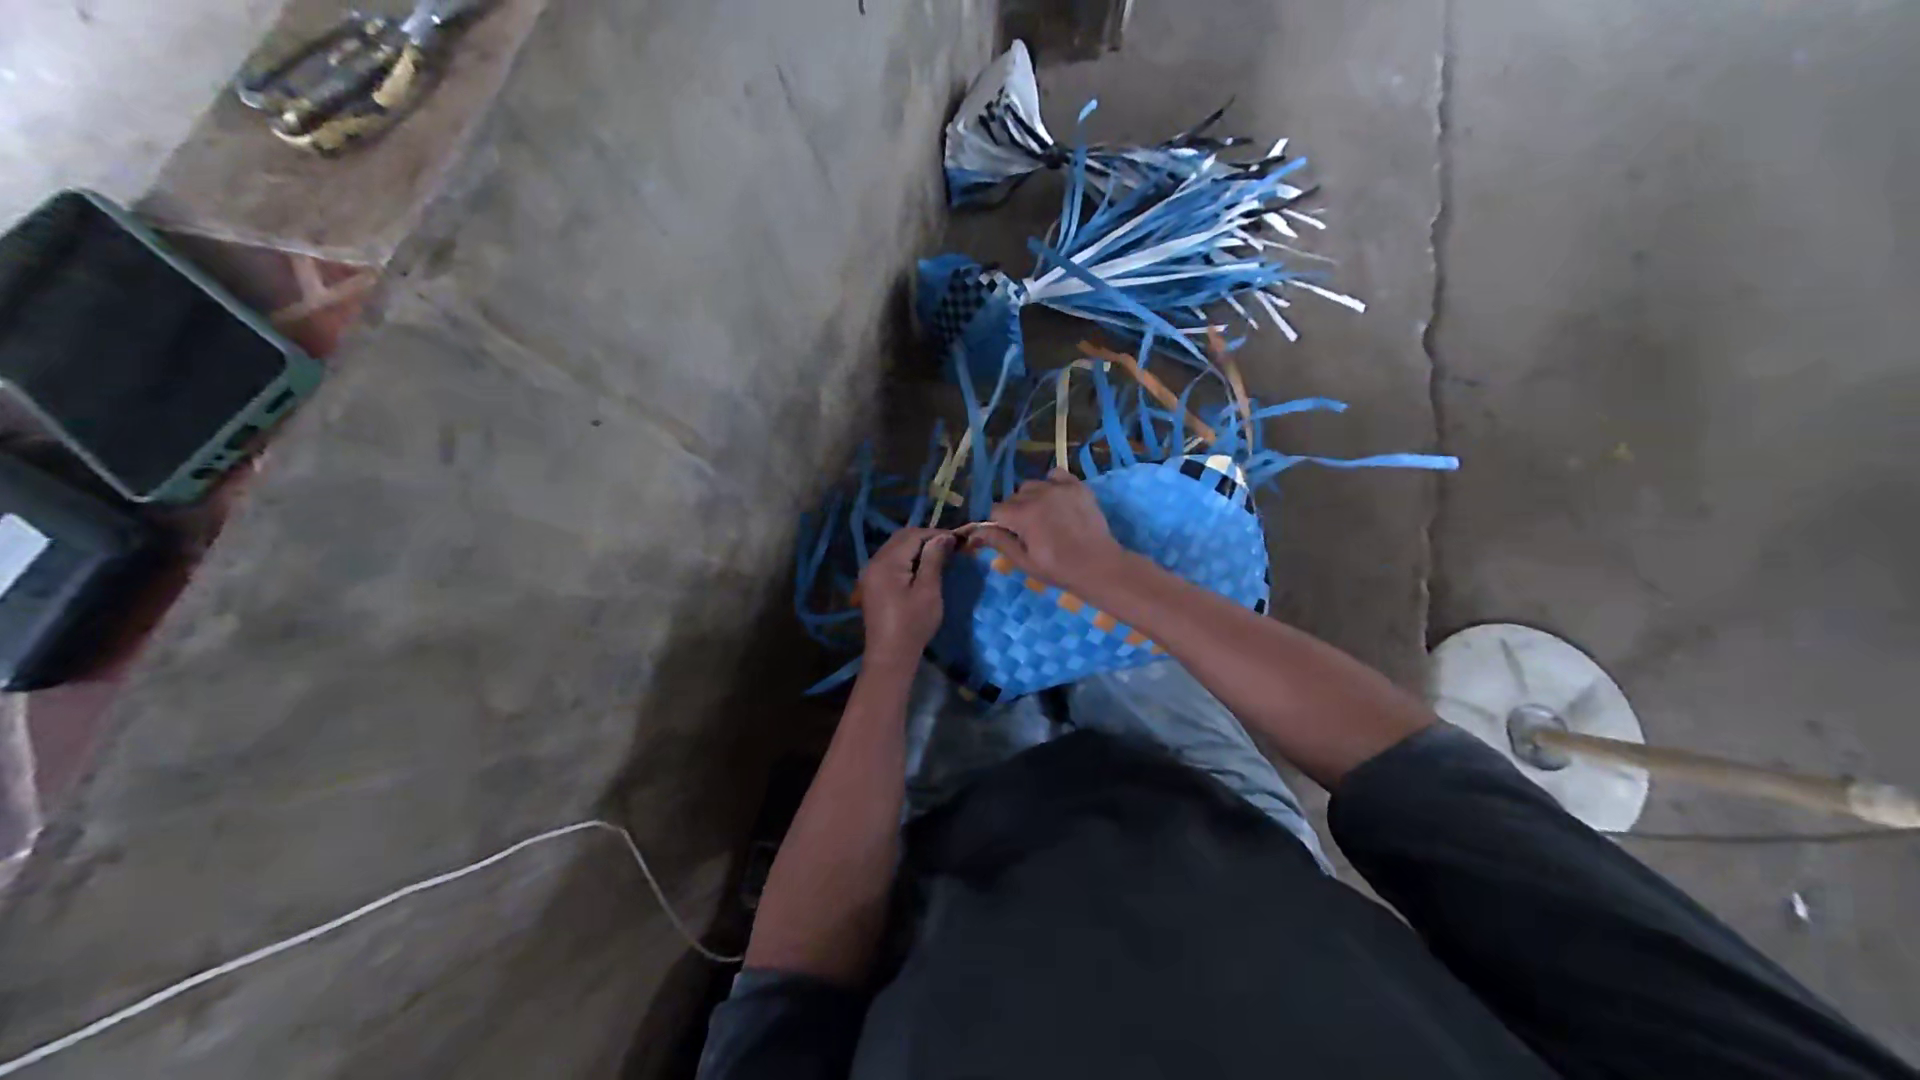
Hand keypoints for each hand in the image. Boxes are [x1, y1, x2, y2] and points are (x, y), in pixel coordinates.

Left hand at [858, 527, 954, 670]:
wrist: (891, 655)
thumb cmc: (913, 624)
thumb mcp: (928, 590)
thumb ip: (934, 559)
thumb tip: (944, 537)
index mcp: (886, 563)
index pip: (913, 536)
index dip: (935, 534)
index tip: (957, 539)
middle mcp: (874, 562)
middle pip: (901, 538)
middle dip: (926, 537)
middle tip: (950, 545)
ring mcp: (870, 573)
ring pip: (895, 548)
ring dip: (916, 547)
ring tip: (939, 555)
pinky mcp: (872, 583)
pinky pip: (890, 560)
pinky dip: (907, 558)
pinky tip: (922, 567)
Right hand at [967, 469, 1129, 594]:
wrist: (1098, 565)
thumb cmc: (1058, 568)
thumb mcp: (1024, 561)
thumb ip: (1000, 542)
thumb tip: (976, 532)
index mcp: (1023, 515)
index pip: (996, 510)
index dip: (999, 525)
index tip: (1010, 536)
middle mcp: (1038, 495)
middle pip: (1013, 497)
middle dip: (1015, 511)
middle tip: (1028, 531)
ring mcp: (1059, 488)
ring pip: (1032, 485)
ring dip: (1031, 497)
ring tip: (1043, 515)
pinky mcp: (1077, 486)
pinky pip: (1056, 474)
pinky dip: (1052, 483)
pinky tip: (1056, 499)